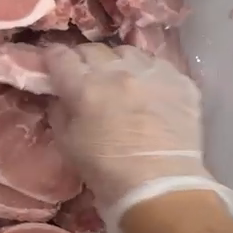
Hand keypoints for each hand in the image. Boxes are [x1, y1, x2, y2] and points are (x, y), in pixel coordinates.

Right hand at [42, 43, 232, 232]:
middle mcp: (118, 71)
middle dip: (83, 59)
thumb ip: (60, 111)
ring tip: (117, 78)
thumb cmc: (103, 167)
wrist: (159, 183)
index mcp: (84, 86)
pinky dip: (145, 72)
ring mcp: (152, 73)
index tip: (51, 65)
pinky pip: (157, 64)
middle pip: (93, 49)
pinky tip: (144, 89)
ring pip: (127, 52)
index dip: (52, 58)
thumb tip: (61, 96)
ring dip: (116, 62)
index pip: (60, 55)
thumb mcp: (66, 141)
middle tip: (82, 75)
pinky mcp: (180, 81)